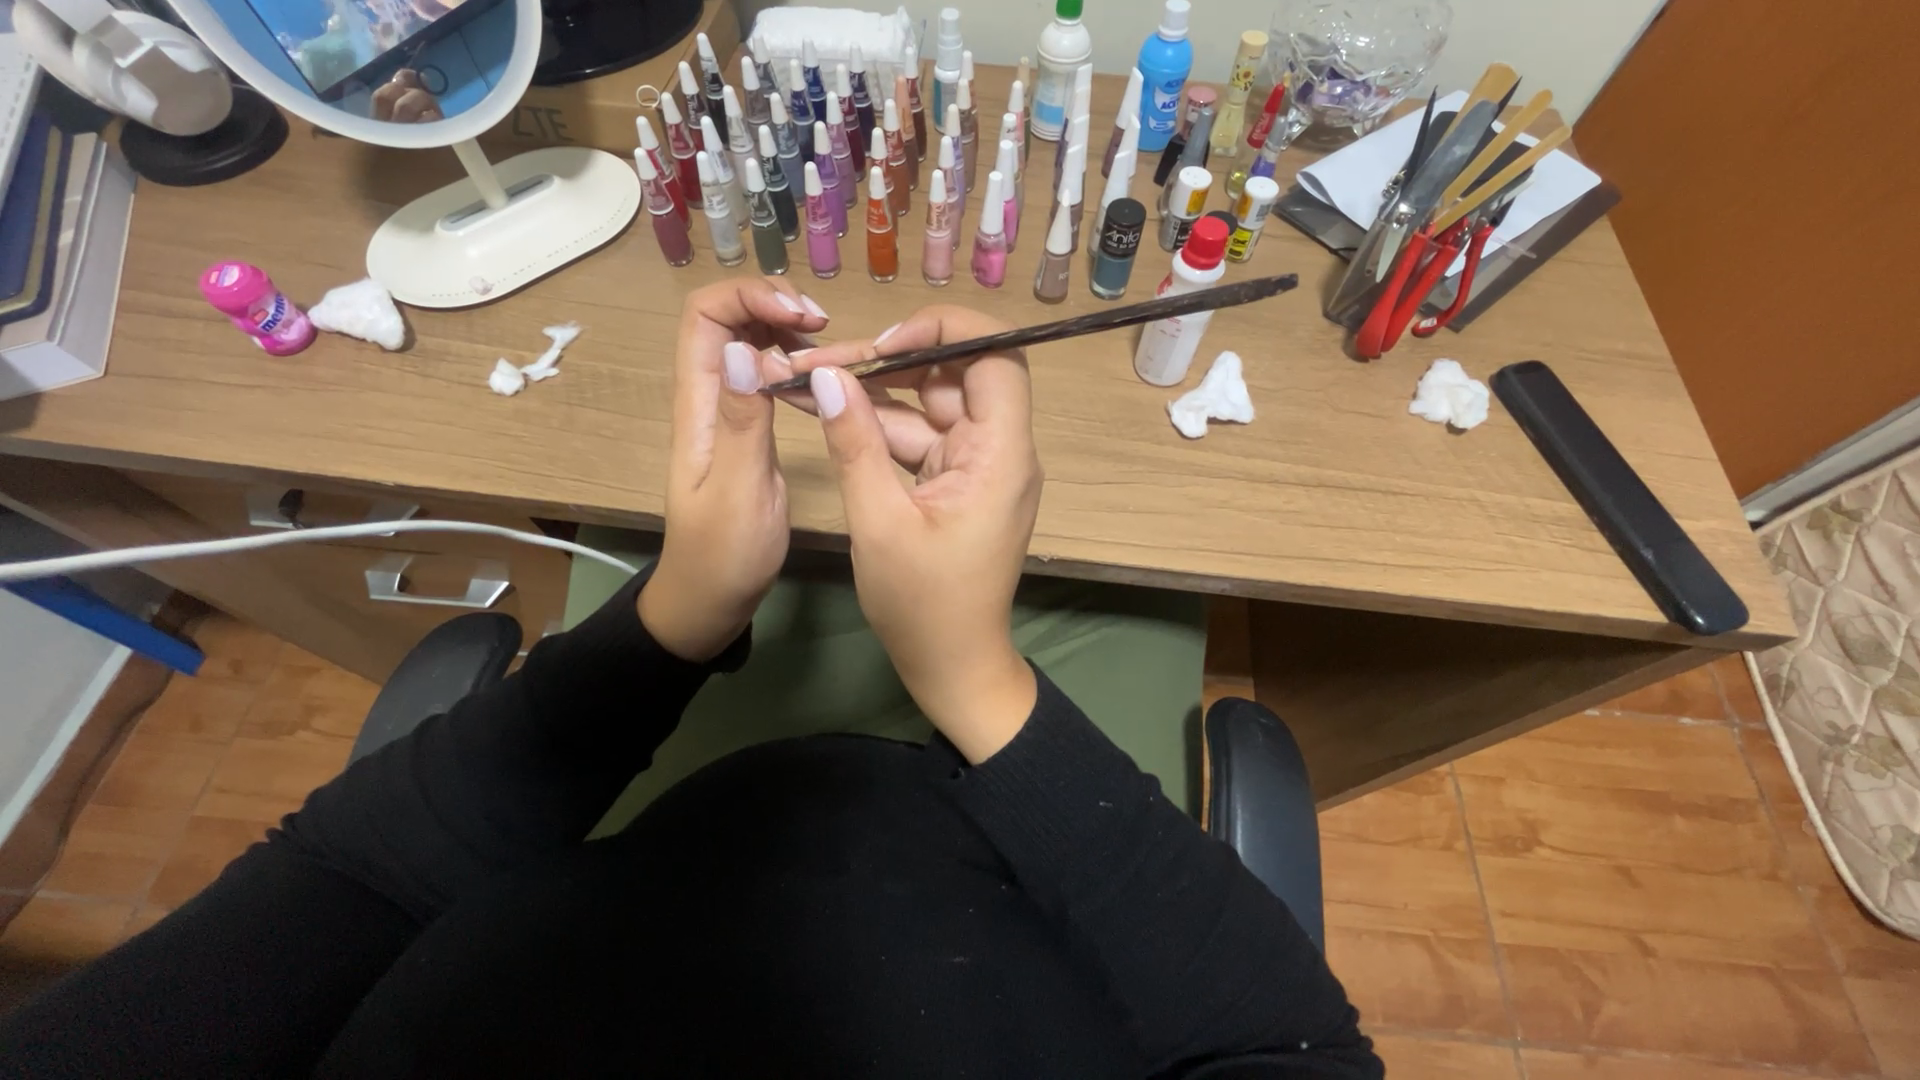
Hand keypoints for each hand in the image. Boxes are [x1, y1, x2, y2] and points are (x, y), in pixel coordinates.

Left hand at [638, 277, 829, 660]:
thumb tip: (749, 351)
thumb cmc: (724, 553)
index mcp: (698, 404)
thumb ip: (744, 423)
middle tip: (823, 327)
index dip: (751, 296)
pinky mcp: (747, 428)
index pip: (706, 316)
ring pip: (747, 341)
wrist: (711, 596)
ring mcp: (728, 411)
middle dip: (772, 303)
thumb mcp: (738, 491)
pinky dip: (792, 360)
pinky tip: (820, 378)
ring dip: (785, 328)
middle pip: (726, 317)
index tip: (804, 319)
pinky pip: (765, 374)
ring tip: (828, 347)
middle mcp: (709, 396)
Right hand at [792, 307, 1042, 761]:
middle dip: (887, 360)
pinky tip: (829, 413)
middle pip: (955, 375)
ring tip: (807, 378)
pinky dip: (879, 427)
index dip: (945, 332)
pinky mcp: (958, 483)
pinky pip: (921, 438)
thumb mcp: (879, 522)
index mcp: (1000, 454)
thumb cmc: (923, 605)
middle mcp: (999, 450)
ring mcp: (979, 467)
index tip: (883, 340)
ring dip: (873, 393)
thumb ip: (854, 443)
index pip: (995, 356)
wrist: (952, 665)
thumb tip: (827, 376)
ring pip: (930, 405)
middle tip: (820, 359)